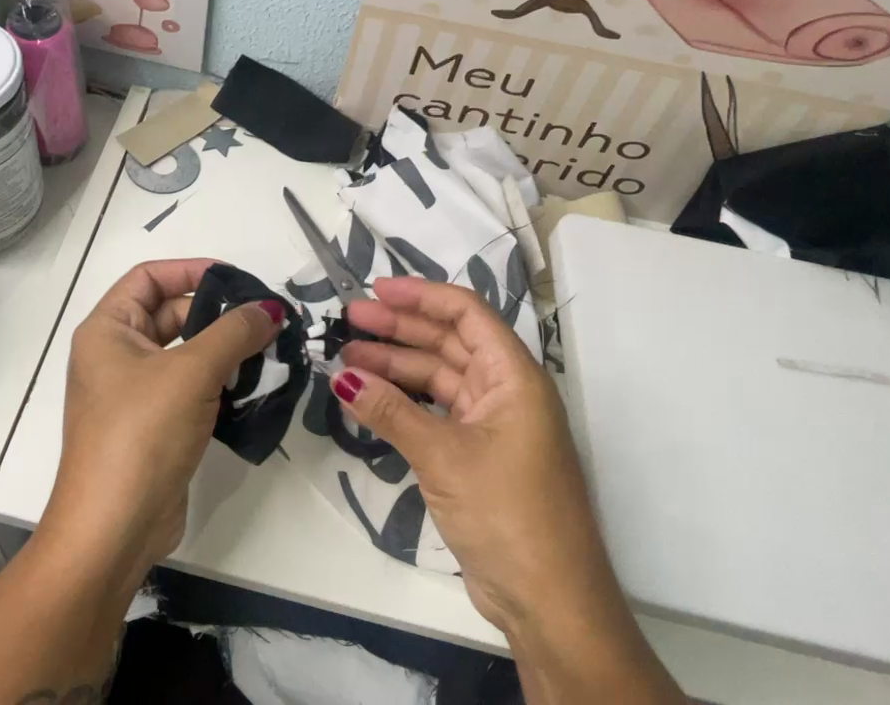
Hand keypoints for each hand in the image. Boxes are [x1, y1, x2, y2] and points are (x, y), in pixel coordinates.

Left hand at [44, 259, 285, 574]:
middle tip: (267, 320)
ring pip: (184, 355)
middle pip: (170, 314)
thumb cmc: (142, 434)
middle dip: (217, 315)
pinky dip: (219, 385)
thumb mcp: (192, 372)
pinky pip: (189, 390)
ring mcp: (133, 394)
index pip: (149, 277)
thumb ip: (234, 333)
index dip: (191, 270)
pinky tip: (255, 388)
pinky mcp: (153, 427)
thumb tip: (271, 309)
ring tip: (270, 352)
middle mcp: (114, 355)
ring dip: (224, 352)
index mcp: (106, 330)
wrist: (114, 528)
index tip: (239, 279)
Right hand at [340, 278, 680, 701]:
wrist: (547, 598)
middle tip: (347, 320)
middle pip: (448, 342)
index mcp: (514, 377)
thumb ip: (390, 411)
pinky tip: (367, 398)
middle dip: (398, 329)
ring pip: (437, 378)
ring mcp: (491, 426)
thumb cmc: (507, 511)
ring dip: (394, 367)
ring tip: (345, 357)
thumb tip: (341, 375)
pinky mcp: (476, 456)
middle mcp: (505, 392)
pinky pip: (434, 412)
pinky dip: (402, 403)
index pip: (467, 314)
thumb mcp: (443, 456)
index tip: (374, 290)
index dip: (421, 296)